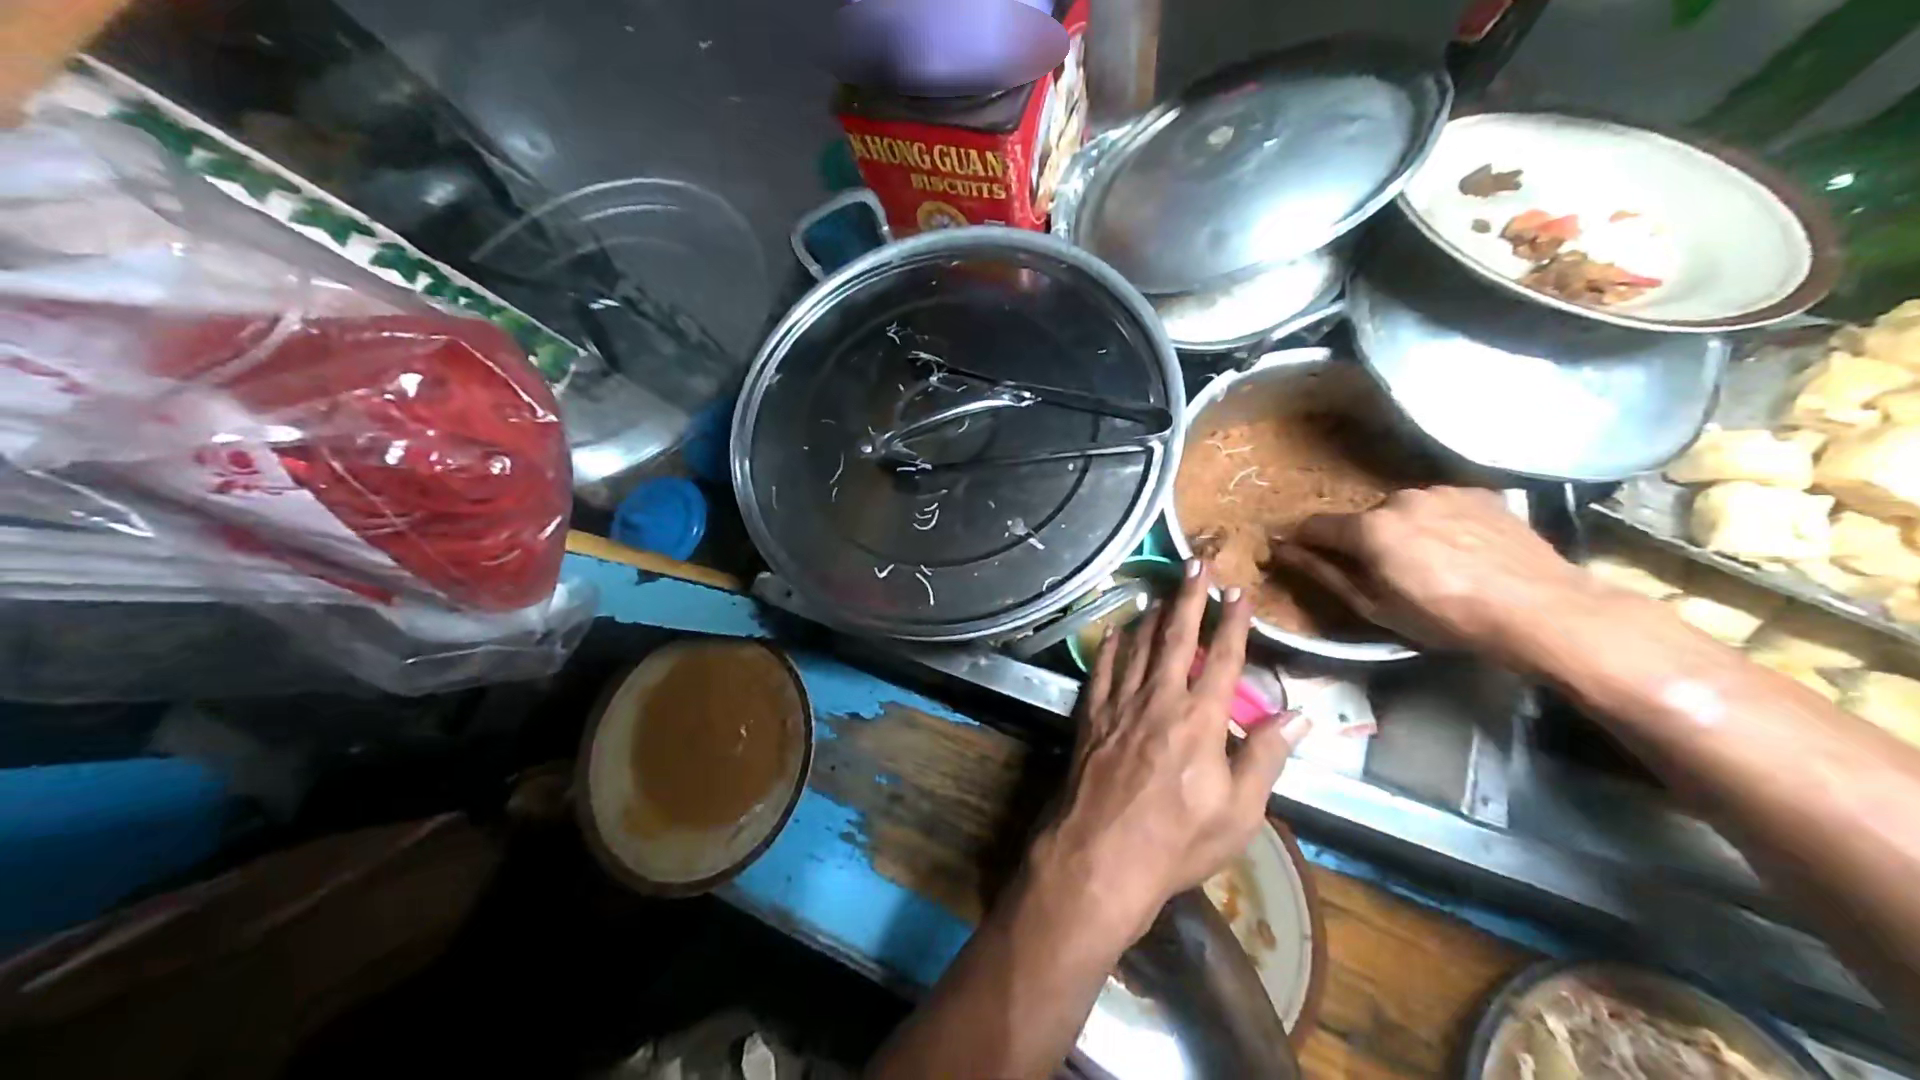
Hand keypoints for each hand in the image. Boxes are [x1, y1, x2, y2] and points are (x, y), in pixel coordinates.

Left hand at [1030, 560, 1311, 944]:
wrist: (1100, 856)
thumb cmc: (1177, 841)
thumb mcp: (1239, 812)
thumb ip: (1264, 757)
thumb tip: (1297, 716)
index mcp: (1200, 719)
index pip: (1223, 658)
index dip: (1233, 621)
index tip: (1238, 590)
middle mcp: (1158, 700)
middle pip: (1176, 638)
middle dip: (1188, 597)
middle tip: (1194, 562)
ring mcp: (1119, 705)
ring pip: (1136, 647)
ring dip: (1151, 615)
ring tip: (1161, 590)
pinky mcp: (1090, 718)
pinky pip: (1101, 670)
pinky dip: (1110, 647)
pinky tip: (1115, 631)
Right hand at [1270, 486, 1597, 664]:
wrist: (1541, 609)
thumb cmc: (1446, 617)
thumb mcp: (1375, 606)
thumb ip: (1324, 573)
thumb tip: (1282, 550)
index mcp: (1369, 528)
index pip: (1316, 526)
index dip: (1303, 541)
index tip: (1298, 554)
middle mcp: (1399, 498)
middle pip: (1363, 519)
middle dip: (1363, 541)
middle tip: (1385, 573)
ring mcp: (1442, 491)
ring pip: (1403, 510)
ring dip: (1403, 530)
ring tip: (1431, 562)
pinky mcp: (1478, 493)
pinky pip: (1440, 506)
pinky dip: (1438, 523)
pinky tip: (1461, 549)